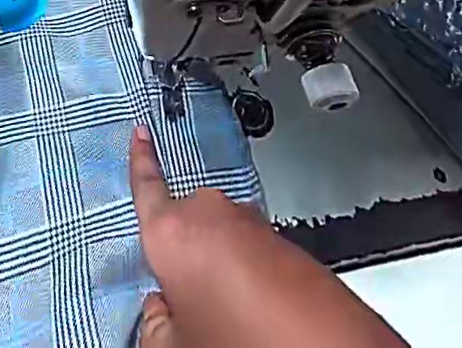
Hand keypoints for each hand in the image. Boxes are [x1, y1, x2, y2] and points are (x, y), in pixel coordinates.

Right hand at [128, 125, 409, 347]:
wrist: (321, 346)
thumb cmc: (239, 339)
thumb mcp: (175, 344)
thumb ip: (155, 321)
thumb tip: (159, 314)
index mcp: (170, 231)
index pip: (146, 184)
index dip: (141, 158)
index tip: (141, 134)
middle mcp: (206, 214)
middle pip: (184, 224)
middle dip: (187, 254)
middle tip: (192, 299)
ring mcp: (247, 222)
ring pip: (220, 238)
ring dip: (222, 266)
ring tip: (233, 316)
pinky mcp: (280, 236)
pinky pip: (252, 249)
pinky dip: (251, 273)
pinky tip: (261, 312)